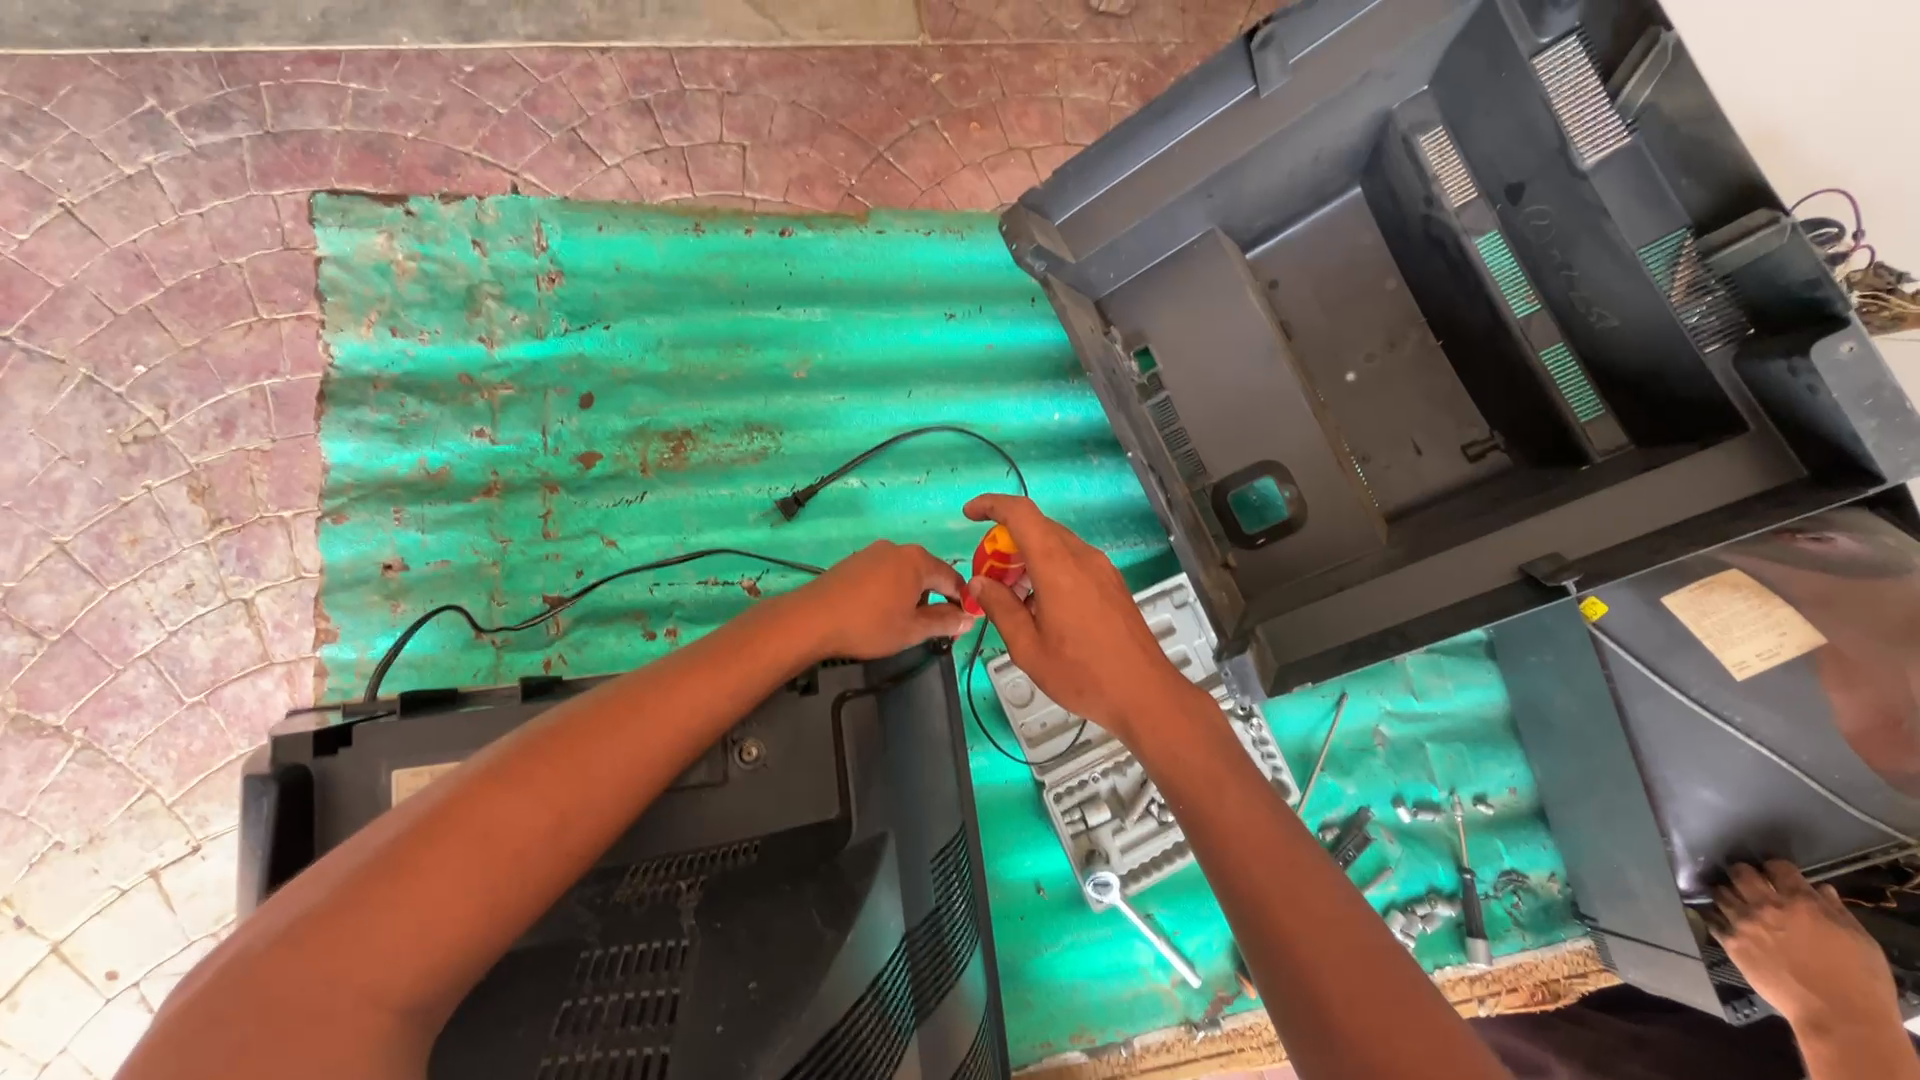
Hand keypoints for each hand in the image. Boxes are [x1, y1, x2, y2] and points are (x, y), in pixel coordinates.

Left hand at [792, 540, 973, 659]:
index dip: (963, 601)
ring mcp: (873, 552)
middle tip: (937, 626)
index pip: (952, 578)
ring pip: (905, 573)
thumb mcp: (912, 629)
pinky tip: (882, 611)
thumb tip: (969, 619)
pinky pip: (885, 573)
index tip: (965, 622)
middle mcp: (897, 549)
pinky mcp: (854, 562)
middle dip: (937, 598)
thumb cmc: (869, 624)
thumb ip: (944, 622)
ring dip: (913, 594)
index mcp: (917, 560)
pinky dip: (892, 590)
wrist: (812, 619)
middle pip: (928, 573)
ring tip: (906, 621)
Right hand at [962, 494, 1202, 741]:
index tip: (970, 515)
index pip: (1021, 513)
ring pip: (1056, 545)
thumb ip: (1001, 608)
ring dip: (1027, 559)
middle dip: (1005, 544)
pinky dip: (1049, 570)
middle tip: (988, 579)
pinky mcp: (1112, 583)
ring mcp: (1102, 568)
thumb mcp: (1027, 648)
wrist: (1144, 694)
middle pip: (1037, 528)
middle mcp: (1082, 557)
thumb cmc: (1082, 675)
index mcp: (1057, 566)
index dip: (992, 505)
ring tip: (1013, 599)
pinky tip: (1042, 607)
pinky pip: (1073, 561)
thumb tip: (980, 582)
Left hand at [1709, 860, 1898, 1032]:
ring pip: (1720, 893)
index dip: (1777, 868)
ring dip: (1727, 893)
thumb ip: (1837, 911)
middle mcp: (1766, 906)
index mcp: (1802, 902)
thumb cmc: (1861, 980)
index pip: (1778, 867)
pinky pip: (1711, 920)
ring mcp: (1744, 923)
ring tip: (1732, 899)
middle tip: (1747, 881)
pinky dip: (1714, 916)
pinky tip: (1719, 918)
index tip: (1776, 873)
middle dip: (1743, 873)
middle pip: (1740, 873)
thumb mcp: (1861, 940)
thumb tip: (1821, 889)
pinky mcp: (1731, 942)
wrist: (1839, 1016)